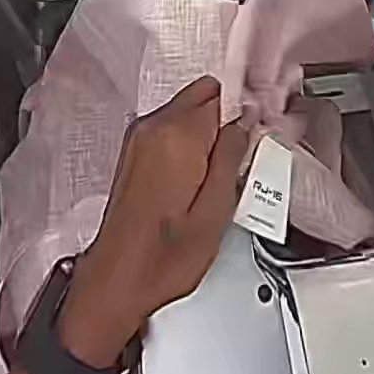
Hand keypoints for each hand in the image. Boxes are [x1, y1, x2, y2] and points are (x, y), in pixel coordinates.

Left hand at [58, 76, 249, 367]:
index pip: (223, 95)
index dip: (246, 110)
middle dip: (228, 112)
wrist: (116, 281)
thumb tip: (246, 121)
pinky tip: (199, 173)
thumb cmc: (163, 258)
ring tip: (222, 168)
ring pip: (189, 107)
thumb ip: (233, 154)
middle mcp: (155, 127)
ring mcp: (140, 136)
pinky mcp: (134, 149)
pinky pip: (172, 125)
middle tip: (244, 147)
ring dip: (209, 126)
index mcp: (178, 136)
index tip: (256, 130)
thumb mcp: (216, 208)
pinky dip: (190, 137)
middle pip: (204, 92)